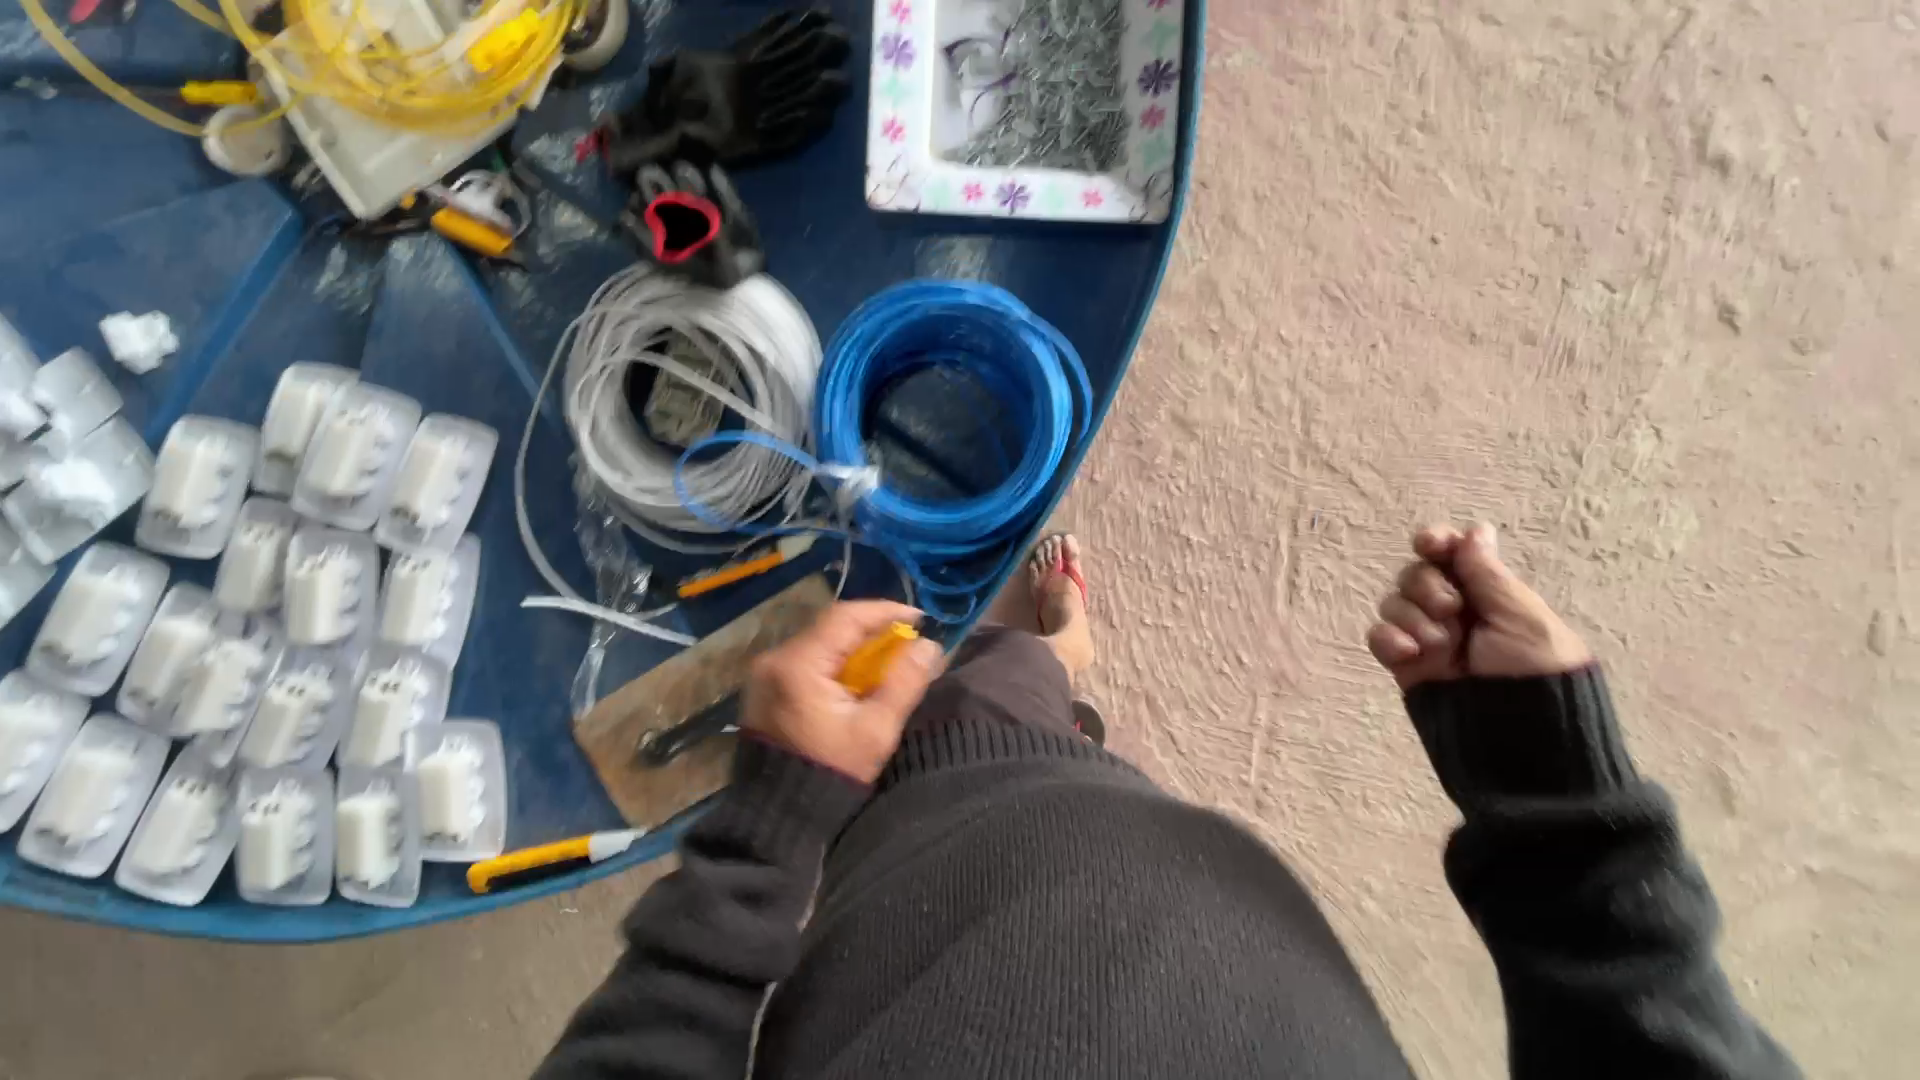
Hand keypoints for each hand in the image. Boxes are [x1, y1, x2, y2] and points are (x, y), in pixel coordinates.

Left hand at [743, 601, 945, 783]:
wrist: (780, 816)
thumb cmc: (832, 771)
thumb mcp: (876, 730)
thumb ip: (904, 682)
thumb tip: (929, 645)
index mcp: (797, 665)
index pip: (845, 617)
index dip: (885, 612)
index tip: (919, 620)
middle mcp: (774, 659)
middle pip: (830, 627)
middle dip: (872, 629)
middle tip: (908, 640)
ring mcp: (764, 673)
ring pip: (818, 641)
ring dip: (854, 645)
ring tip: (888, 657)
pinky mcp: (764, 688)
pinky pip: (805, 659)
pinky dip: (834, 660)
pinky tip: (857, 675)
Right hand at [1366, 523, 1591, 690]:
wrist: (1516, 738)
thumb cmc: (1534, 674)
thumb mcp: (1524, 620)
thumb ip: (1490, 577)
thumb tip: (1475, 531)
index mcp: (1488, 594)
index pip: (1452, 555)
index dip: (1436, 542)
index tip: (1429, 544)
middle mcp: (1453, 611)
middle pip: (1416, 574)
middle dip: (1426, 585)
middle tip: (1449, 609)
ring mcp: (1426, 637)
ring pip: (1394, 603)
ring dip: (1411, 616)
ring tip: (1437, 644)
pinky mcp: (1405, 663)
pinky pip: (1379, 637)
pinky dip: (1389, 639)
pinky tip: (1410, 654)